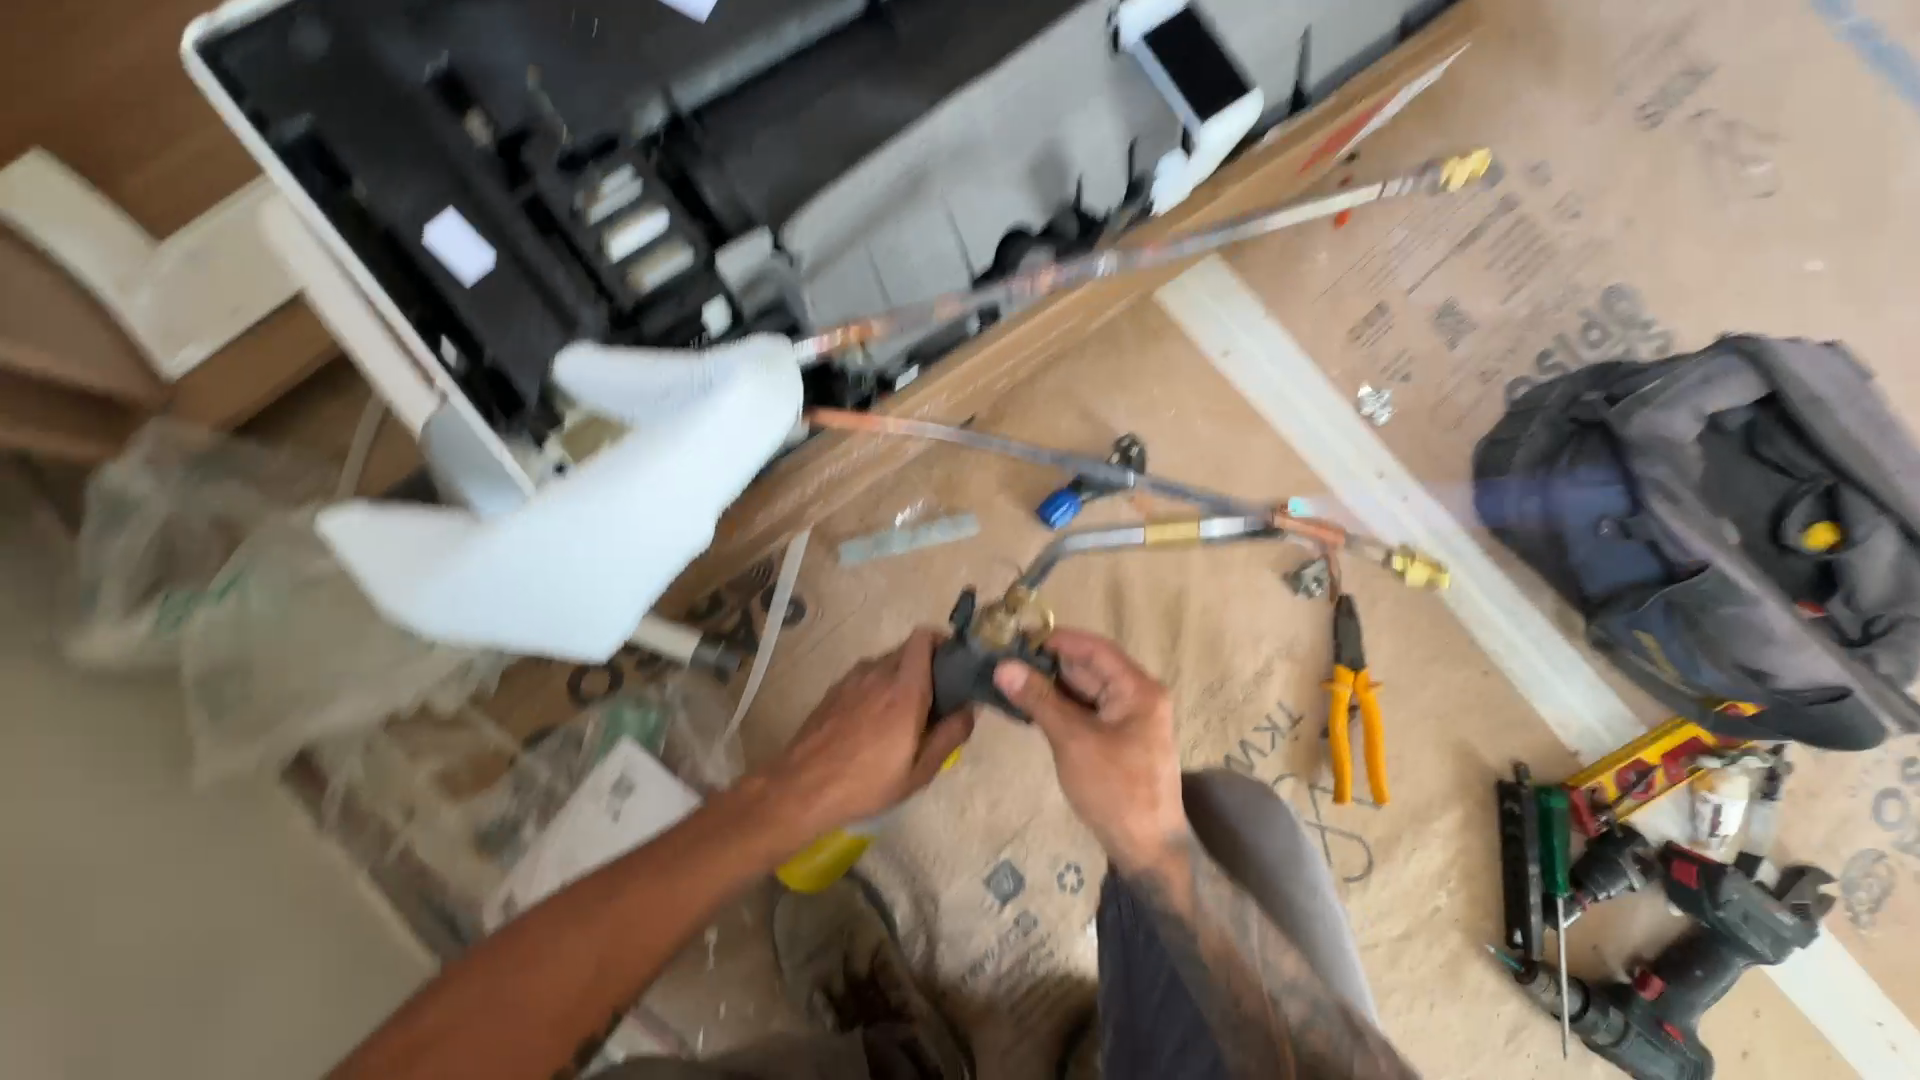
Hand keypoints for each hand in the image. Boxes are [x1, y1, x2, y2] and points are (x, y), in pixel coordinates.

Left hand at [764, 628, 975, 835]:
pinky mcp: (834, 690)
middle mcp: (878, 673)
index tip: (953, 667)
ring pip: (886, 663)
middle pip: (908, 649)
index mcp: (905, 689)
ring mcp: (852, 679)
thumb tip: (969, 709)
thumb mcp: (920, 771)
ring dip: (900, 678)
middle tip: (935, 699)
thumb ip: (950, 735)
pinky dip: (877, 688)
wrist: (802, 787)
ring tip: (904, 715)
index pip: (924, 638)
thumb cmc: (867, 782)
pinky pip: (866, 677)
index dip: (942, 643)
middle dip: (926, 665)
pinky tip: (873, 722)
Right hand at [994, 630, 1187, 874]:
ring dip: (1050, 686)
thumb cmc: (1114, 790)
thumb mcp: (1073, 741)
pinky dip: (1060, 707)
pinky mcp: (1118, 739)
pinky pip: (1086, 711)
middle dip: (1048, 664)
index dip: (1056, 640)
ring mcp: (1128, 719)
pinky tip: (1029, 707)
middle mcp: (1137, 696)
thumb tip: (1003, 666)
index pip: (1094, 648)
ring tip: (1008, 681)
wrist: (1146, 848)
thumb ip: (1039, 700)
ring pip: (1084, 690)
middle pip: (1089, 668)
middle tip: (1003, 661)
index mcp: (1138, 689)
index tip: (1016, 638)